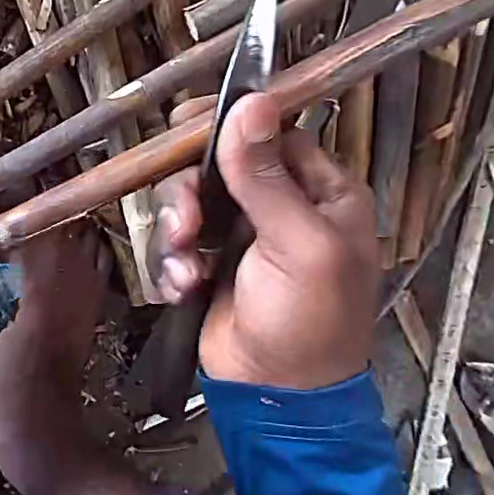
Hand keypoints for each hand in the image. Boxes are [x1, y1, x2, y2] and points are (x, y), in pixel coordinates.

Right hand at [148, 92, 378, 389]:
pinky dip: (174, 263)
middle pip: (215, 166)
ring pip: (187, 202)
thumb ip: (266, 176)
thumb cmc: (309, 321)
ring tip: (188, 264)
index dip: (228, 125)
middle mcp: (276, 206)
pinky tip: (187, 285)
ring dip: (177, 232)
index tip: (184, 123)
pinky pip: (174, 242)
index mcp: (319, 192)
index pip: (271, 132)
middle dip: (191, 193)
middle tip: (188, 223)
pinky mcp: (206, 261)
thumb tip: (251, 104)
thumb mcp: (298, 243)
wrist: (274, 391)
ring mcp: (238, 235)